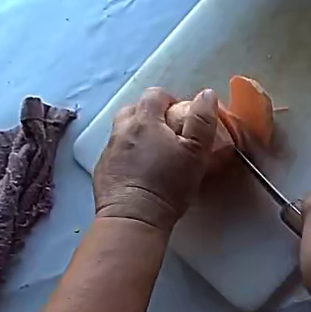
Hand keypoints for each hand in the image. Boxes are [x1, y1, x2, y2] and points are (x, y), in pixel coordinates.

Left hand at [93, 88, 221, 231]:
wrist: (134, 217)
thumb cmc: (168, 185)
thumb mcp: (195, 152)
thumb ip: (202, 121)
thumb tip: (207, 94)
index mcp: (145, 120)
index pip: (155, 95)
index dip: (171, 100)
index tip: (183, 117)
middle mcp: (122, 130)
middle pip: (135, 109)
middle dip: (151, 115)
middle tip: (168, 134)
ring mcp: (109, 150)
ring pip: (124, 131)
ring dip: (138, 135)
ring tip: (154, 153)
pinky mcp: (102, 170)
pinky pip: (116, 153)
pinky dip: (128, 156)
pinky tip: (140, 172)